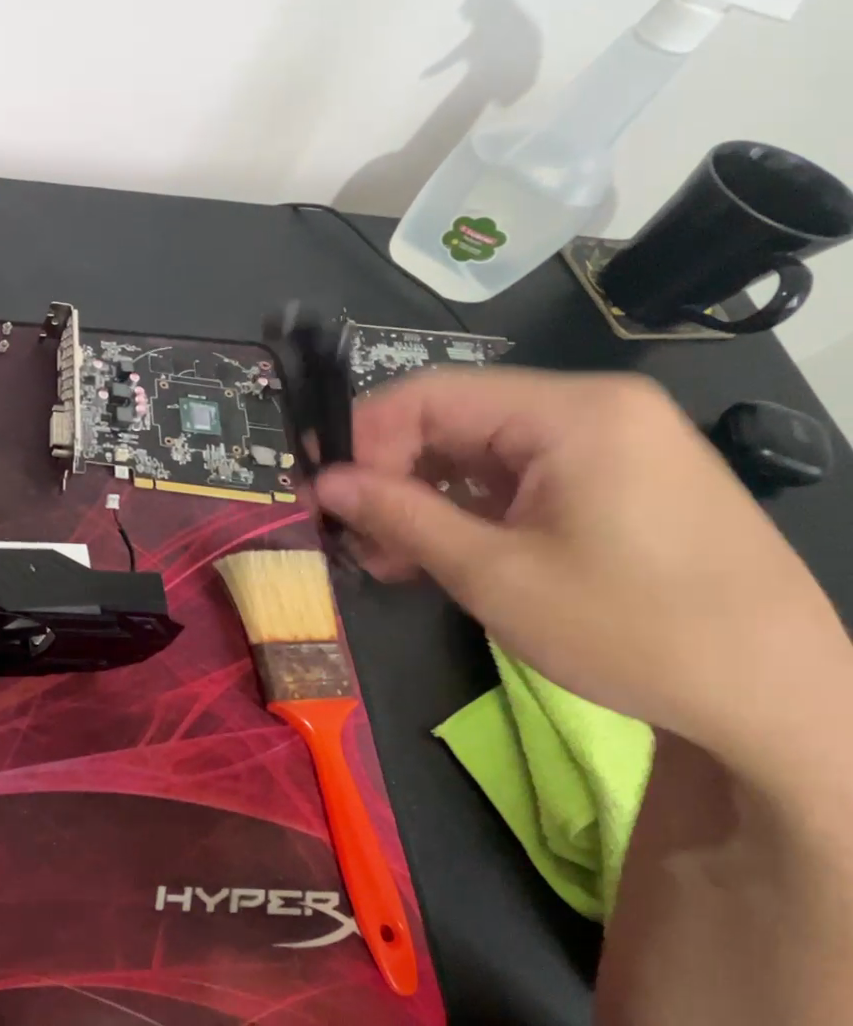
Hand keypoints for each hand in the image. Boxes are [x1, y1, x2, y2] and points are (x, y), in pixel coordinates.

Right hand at [313, 368, 851, 780]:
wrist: (783, 701)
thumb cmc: (632, 630)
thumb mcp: (493, 573)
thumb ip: (398, 515)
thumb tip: (322, 484)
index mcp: (573, 412)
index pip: (429, 395)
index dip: (359, 438)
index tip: (314, 491)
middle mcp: (595, 410)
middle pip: (454, 422)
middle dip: (390, 476)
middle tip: (347, 535)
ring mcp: (613, 445)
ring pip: (480, 454)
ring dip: (423, 500)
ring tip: (386, 557)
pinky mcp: (620, 482)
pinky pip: (519, 479)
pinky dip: (468, 512)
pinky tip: (435, 555)